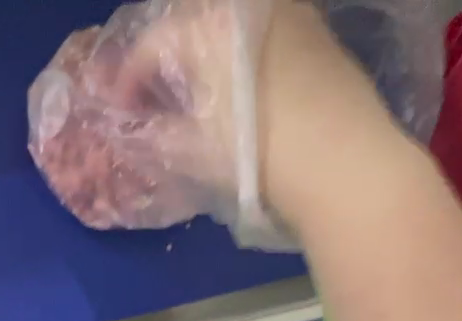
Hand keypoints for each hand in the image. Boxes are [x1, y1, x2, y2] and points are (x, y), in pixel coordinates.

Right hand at [114, 0, 407, 234]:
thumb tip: (130, 126)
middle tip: (149, 103)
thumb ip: (148, 132)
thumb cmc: (256, 157)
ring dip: (200, 56)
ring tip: (190, 99)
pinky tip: (233, 94)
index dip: (125, 84)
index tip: (118, 115)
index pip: (148, 46)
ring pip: (225, 26)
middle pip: (186, 25)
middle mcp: (247, 4)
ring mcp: (287, 11)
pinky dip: (236, 56)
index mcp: (206, 25)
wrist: (343, 164)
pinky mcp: (317, 29)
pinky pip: (258, 33)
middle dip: (161, 62)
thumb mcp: (187, 152)